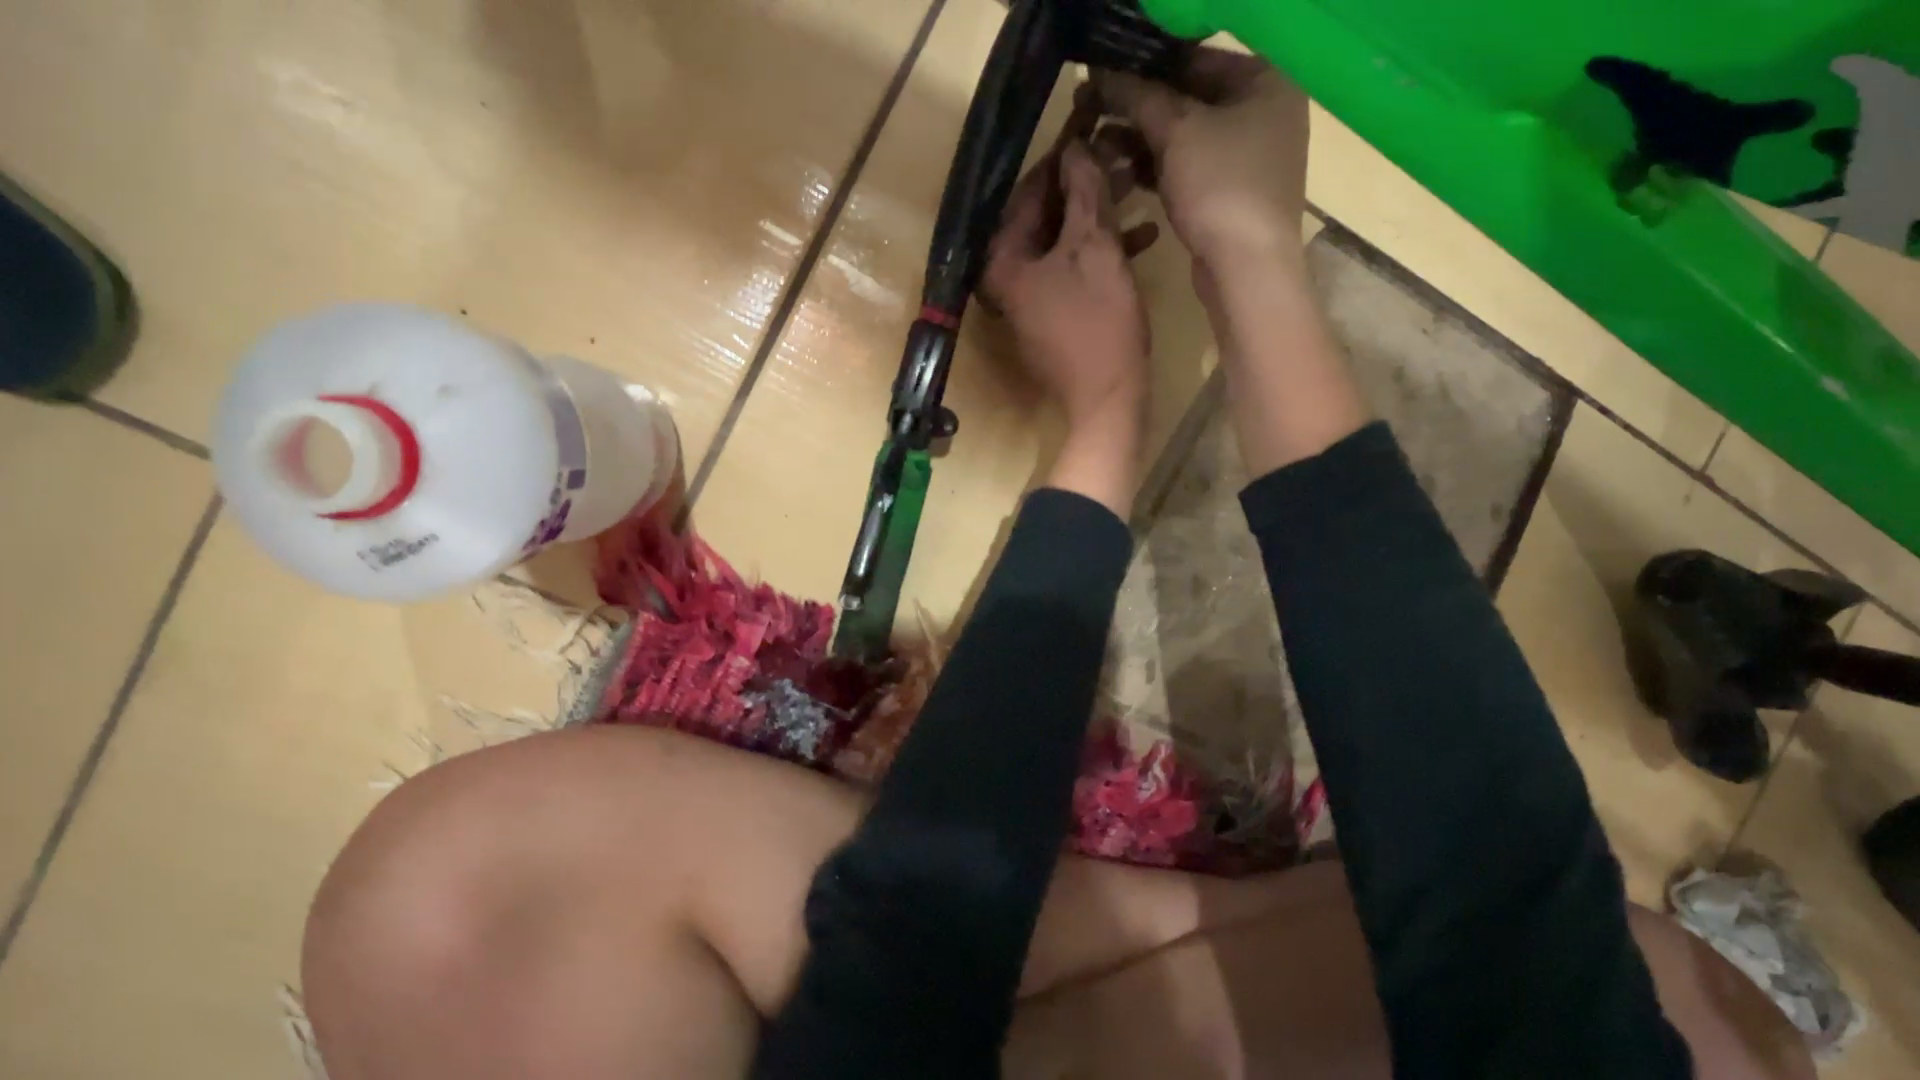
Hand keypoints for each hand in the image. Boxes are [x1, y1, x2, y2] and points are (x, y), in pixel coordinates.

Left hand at [981, 126, 1154, 429]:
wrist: (1109, 400)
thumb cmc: (1098, 322)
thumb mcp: (1095, 248)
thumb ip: (1085, 192)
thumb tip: (1077, 148)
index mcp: (1002, 258)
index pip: (1029, 190)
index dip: (1063, 156)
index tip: (1093, 125)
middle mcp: (1006, 275)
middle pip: (1044, 214)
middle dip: (1085, 184)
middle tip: (1122, 152)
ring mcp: (1030, 296)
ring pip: (1063, 239)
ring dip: (1099, 214)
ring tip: (1138, 184)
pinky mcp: (1055, 313)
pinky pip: (1073, 268)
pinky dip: (1102, 250)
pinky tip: (1142, 233)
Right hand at [1091, 48, 1309, 268]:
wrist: (1248, 267)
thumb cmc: (1220, 185)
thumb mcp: (1176, 130)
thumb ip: (1138, 96)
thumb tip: (1102, 73)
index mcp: (1267, 81)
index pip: (1195, 59)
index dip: (1144, 67)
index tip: (1102, 79)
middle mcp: (1266, 112)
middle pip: (1189, 98)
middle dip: (1138, 109)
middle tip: (1091, 111)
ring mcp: (1251, 156)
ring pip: (1185, 137)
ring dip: (1141, 141)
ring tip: (1097, 146)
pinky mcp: (1233, 193)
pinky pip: (1189, 168)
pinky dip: (1157, 168)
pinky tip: (1120, 172)